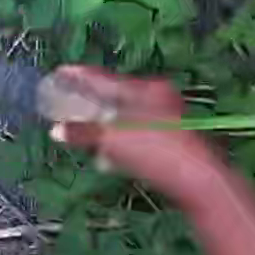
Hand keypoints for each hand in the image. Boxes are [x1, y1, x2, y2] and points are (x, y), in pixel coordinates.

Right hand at [46, 67, 225, 201]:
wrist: (197, 182)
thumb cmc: (153, 151)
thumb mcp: (111, 140)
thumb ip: (81, 132)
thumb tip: (56, 130)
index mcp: (145, 89)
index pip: (103, 78)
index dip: (79, 76)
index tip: (59, 72)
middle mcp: (158, 98)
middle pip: (115, 95)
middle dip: (90, 99)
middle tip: (67, 99)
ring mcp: (167, 118)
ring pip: (124, 114)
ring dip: (102, 121)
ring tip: (80, 125)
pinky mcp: (170, 140)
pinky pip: (134, 130)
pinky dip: (116, 136)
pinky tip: (104, 151)